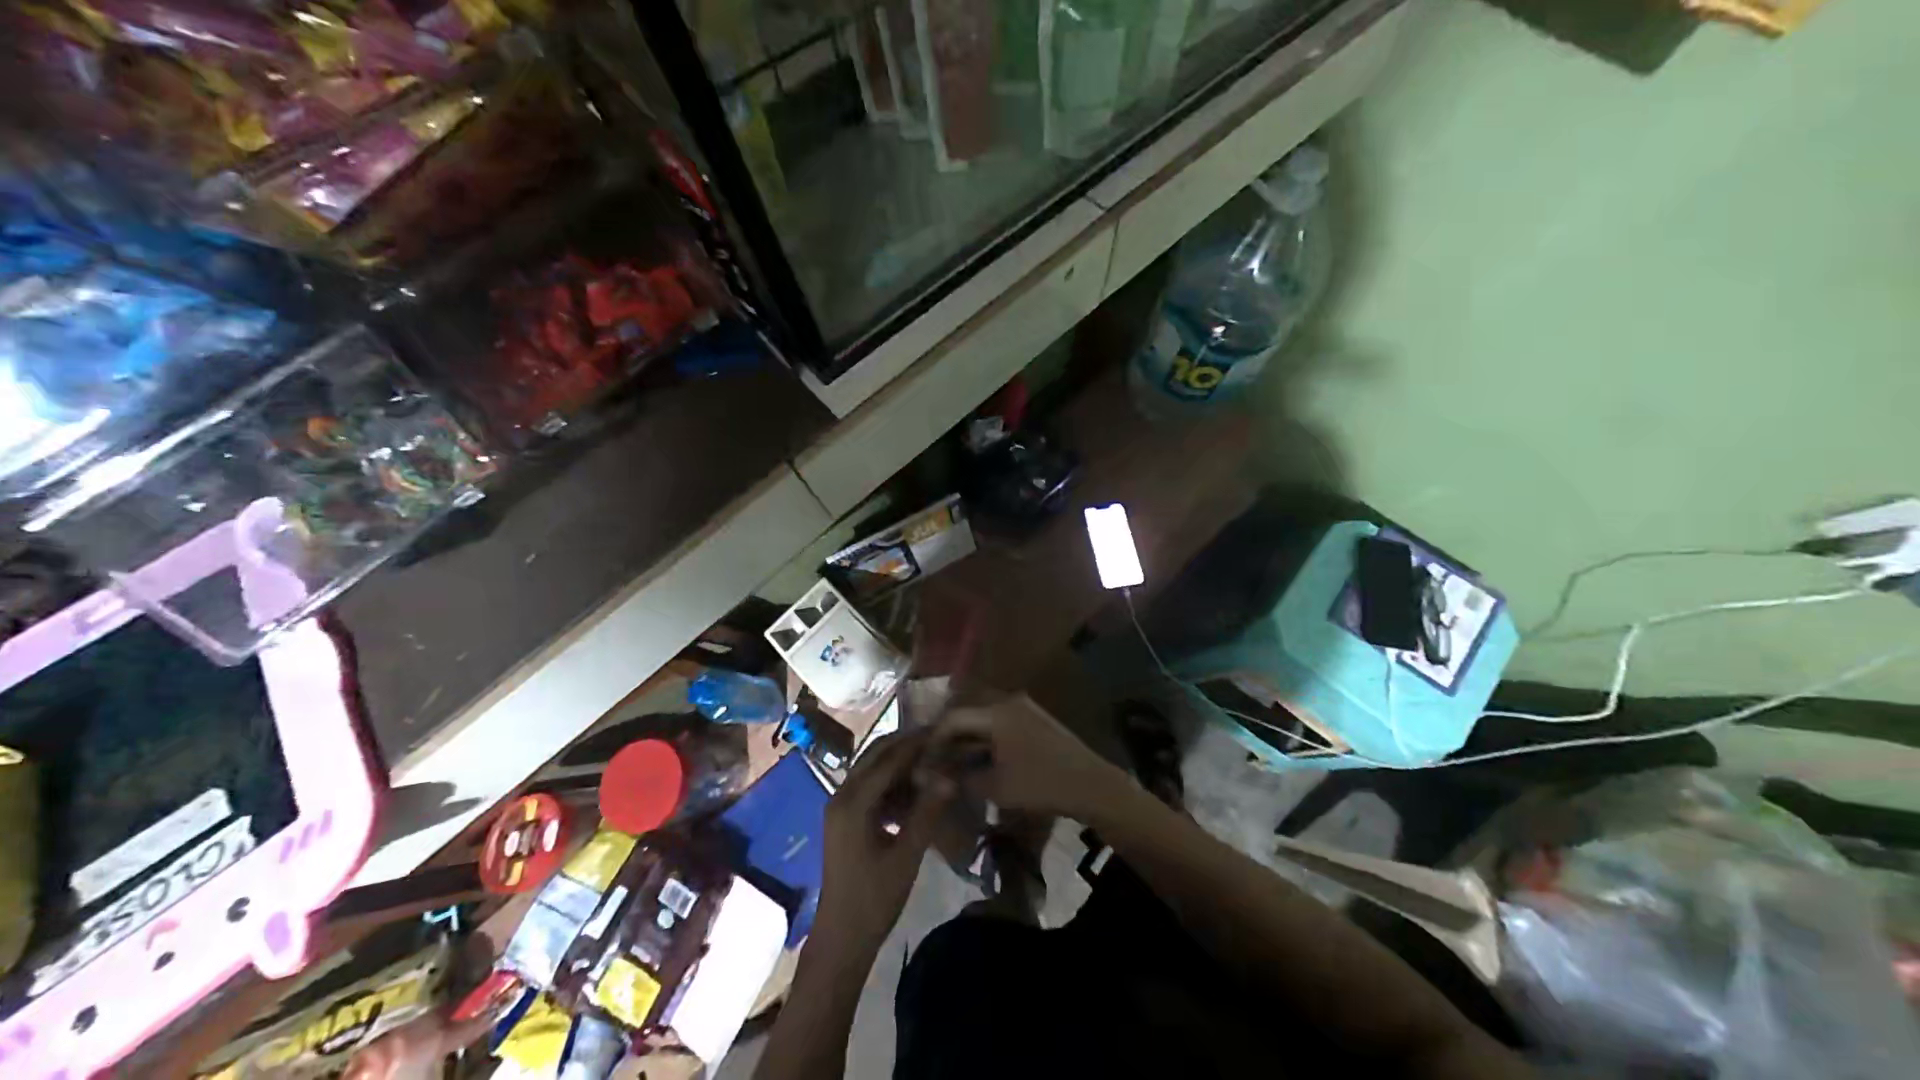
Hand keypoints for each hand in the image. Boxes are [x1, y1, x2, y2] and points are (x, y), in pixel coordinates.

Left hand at [814, 730, 953, 951]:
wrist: (842, 938)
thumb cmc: (874, 899)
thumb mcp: (906, 855)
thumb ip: (927, 812)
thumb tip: (950, 775)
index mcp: (853, 803)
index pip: (889, 760)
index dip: (916, 743)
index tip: (943, 729)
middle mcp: (841, 796)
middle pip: (875, 757)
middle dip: (905, 745)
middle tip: (939, 738)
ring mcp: (839, 808)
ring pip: (872, 771)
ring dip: (898, 763)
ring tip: (933, 760)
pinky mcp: (844, 820)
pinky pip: (869, 788)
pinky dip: (891, 782)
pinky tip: (915, 790)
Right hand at [933, 696, 1133, 822]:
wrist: (1092, 785)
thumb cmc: (1040, 785)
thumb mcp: (995, 787)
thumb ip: (961, 779)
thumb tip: (935, 778)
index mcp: (997, 712)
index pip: (953, 718)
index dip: (934, 739)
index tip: (925, 761)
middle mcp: (1009, 701)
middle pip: (968, 712)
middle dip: (950, 736)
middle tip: (937, 759)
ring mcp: (1025, 708)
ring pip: (985, 718)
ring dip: (969, 737)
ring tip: (956, 761)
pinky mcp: (1036, 719)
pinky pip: (1001, 722)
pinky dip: (987, 738)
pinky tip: (982, 758)